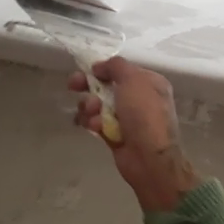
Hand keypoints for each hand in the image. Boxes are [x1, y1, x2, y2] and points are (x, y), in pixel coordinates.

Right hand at [70, 57, 199, 211]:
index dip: (103, 69)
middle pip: (106, 86)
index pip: (121, 70)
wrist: (149, 157)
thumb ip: (115, 66)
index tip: (87, 69)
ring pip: (97, 104)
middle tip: (73, 85)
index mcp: (149, 82)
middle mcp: (138, 98)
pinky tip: (94, 126)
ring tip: (92, 111)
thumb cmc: (145, 113)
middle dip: (88, 85)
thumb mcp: (133, 80)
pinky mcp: (114, 135)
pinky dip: (91, 122)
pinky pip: (95, 123)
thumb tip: (99, 66)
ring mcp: (126, 118)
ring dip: (89, 105)